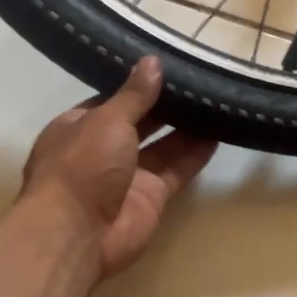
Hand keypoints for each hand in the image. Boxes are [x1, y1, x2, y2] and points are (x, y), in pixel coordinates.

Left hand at [19, 56, 217, 279]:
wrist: (76, 234)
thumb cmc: (81, 167)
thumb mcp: (107, 121)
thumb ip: (135, 94)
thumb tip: (153, 62)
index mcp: (78, 128)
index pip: (112, 100)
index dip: (138, 86)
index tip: (169, 67)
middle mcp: (102, 150)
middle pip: (141, 122)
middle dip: (168, 106)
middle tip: (201, 82)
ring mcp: (128, 175)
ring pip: (164, 145)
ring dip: (187, 128)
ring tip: (217, 103)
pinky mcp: (152, 195)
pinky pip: (178, 169)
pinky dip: (197, 153)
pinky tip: (220, 133)